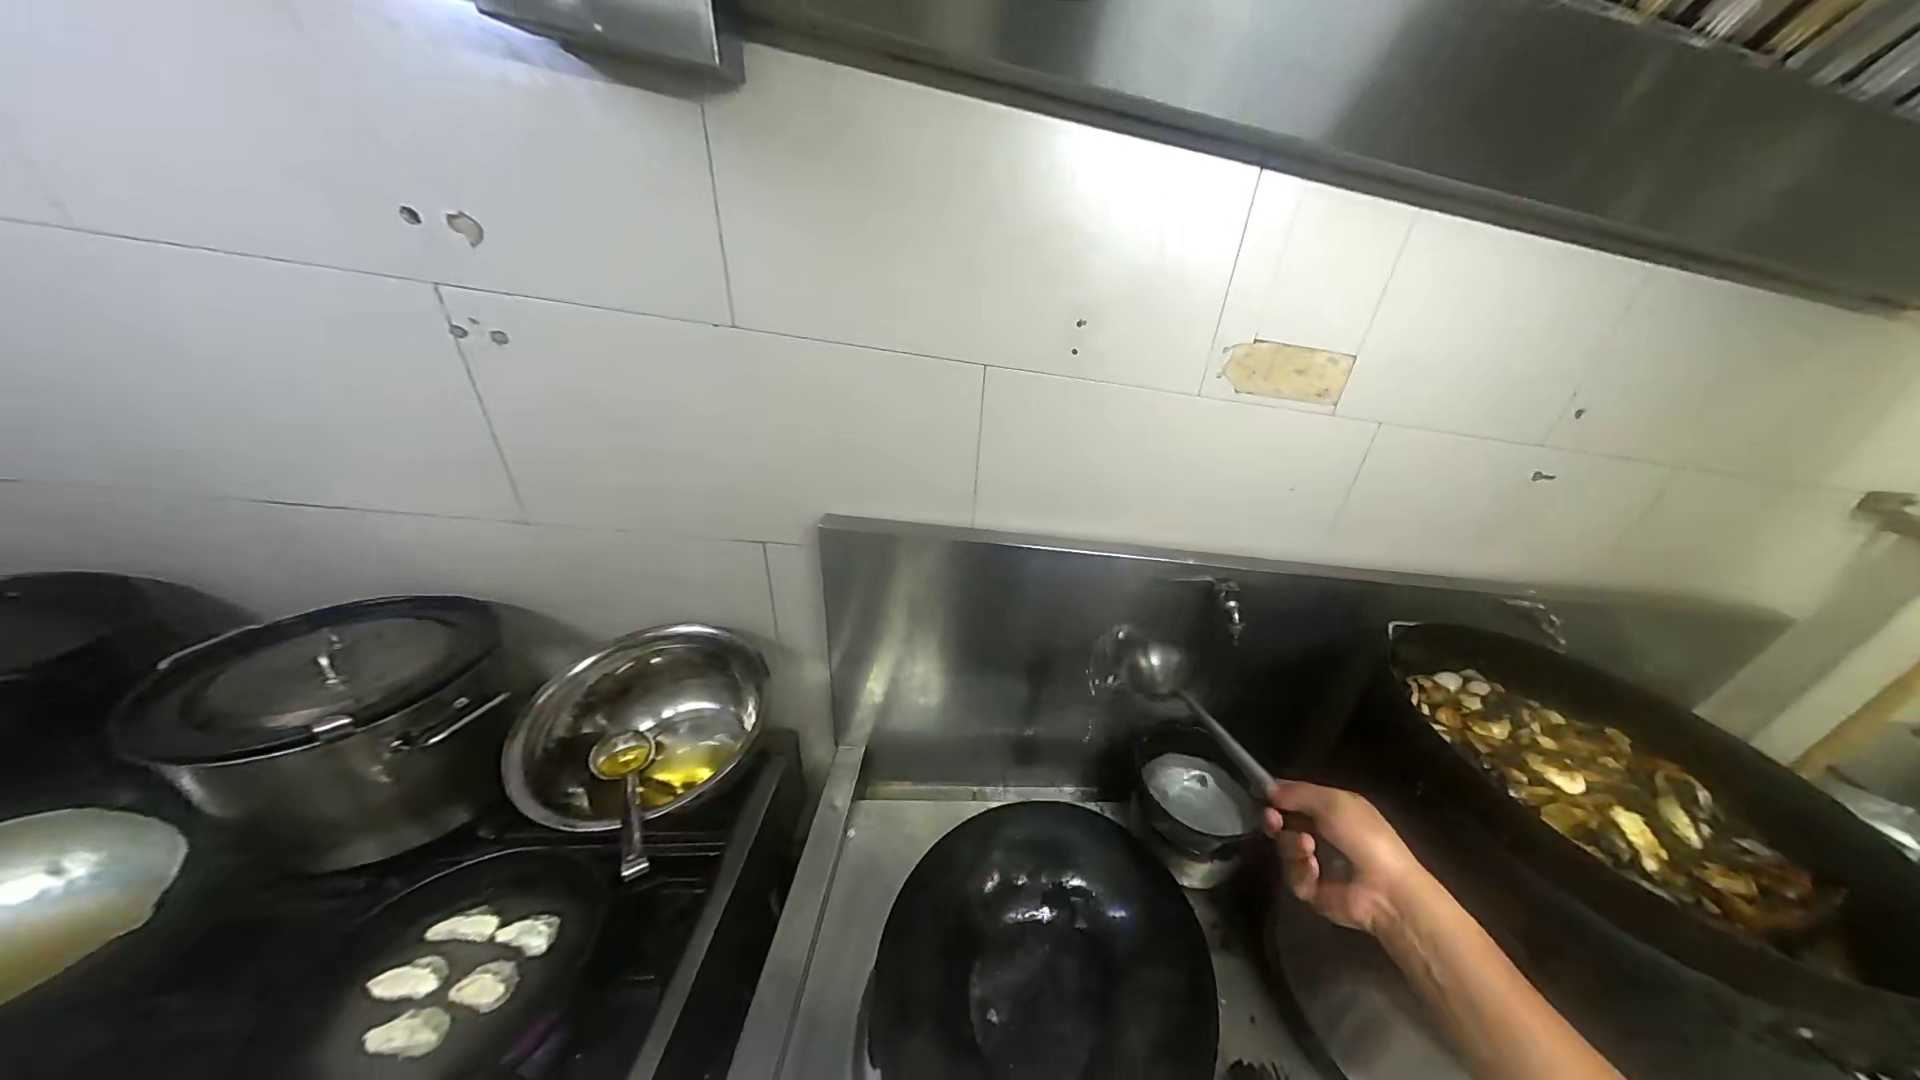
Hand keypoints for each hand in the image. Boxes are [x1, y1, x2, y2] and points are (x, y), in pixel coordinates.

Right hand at [1263, 781, 1432, 935]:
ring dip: (1291, 845)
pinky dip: (1301, 870)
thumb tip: (1267, 789)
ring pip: (1283, 847)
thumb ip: (1297, 792)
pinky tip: (1315, 870)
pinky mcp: (1311, 889)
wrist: (1386, 891)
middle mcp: (1321, 834)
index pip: (1294, 797)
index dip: (1277, 795)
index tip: (1264, 795)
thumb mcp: (1334, 802)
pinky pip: (1292, 874)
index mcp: (1332, 810)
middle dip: (1274, 819)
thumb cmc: (1365, 838)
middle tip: (1272, 820)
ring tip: (1308, 848)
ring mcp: (1315, 862)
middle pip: (1282, 822)